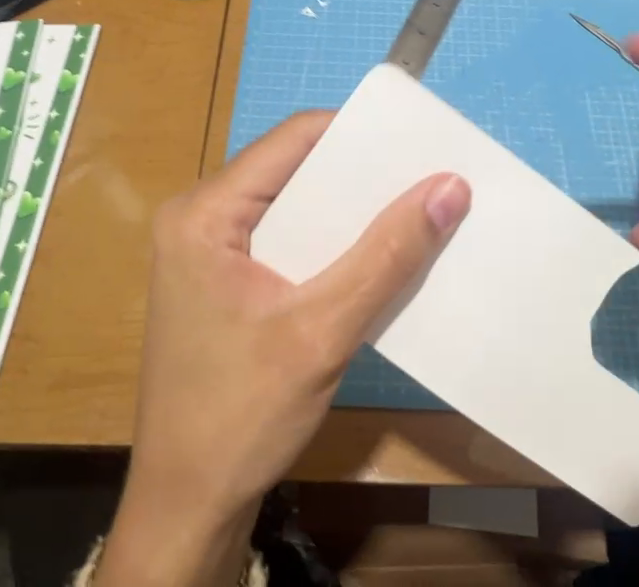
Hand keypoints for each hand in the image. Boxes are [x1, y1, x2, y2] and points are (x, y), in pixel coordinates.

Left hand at [97, 111, 470, 585]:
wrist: (188, 503)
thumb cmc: (242, 415)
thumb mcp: (322, 332)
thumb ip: (387, 256)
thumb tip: (450, 187)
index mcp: (204, 213)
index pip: (292, 140)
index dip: (358, 134)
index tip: (421, 145)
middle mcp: (198, 218)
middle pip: (291, 170)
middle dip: (359, 176)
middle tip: (427, 180)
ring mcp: (206, 252)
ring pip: (291, 207)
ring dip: (347, 214)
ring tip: (413, 213)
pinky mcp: (220, 283)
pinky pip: (283, 241)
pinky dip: (328, 246)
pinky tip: (373, 258)